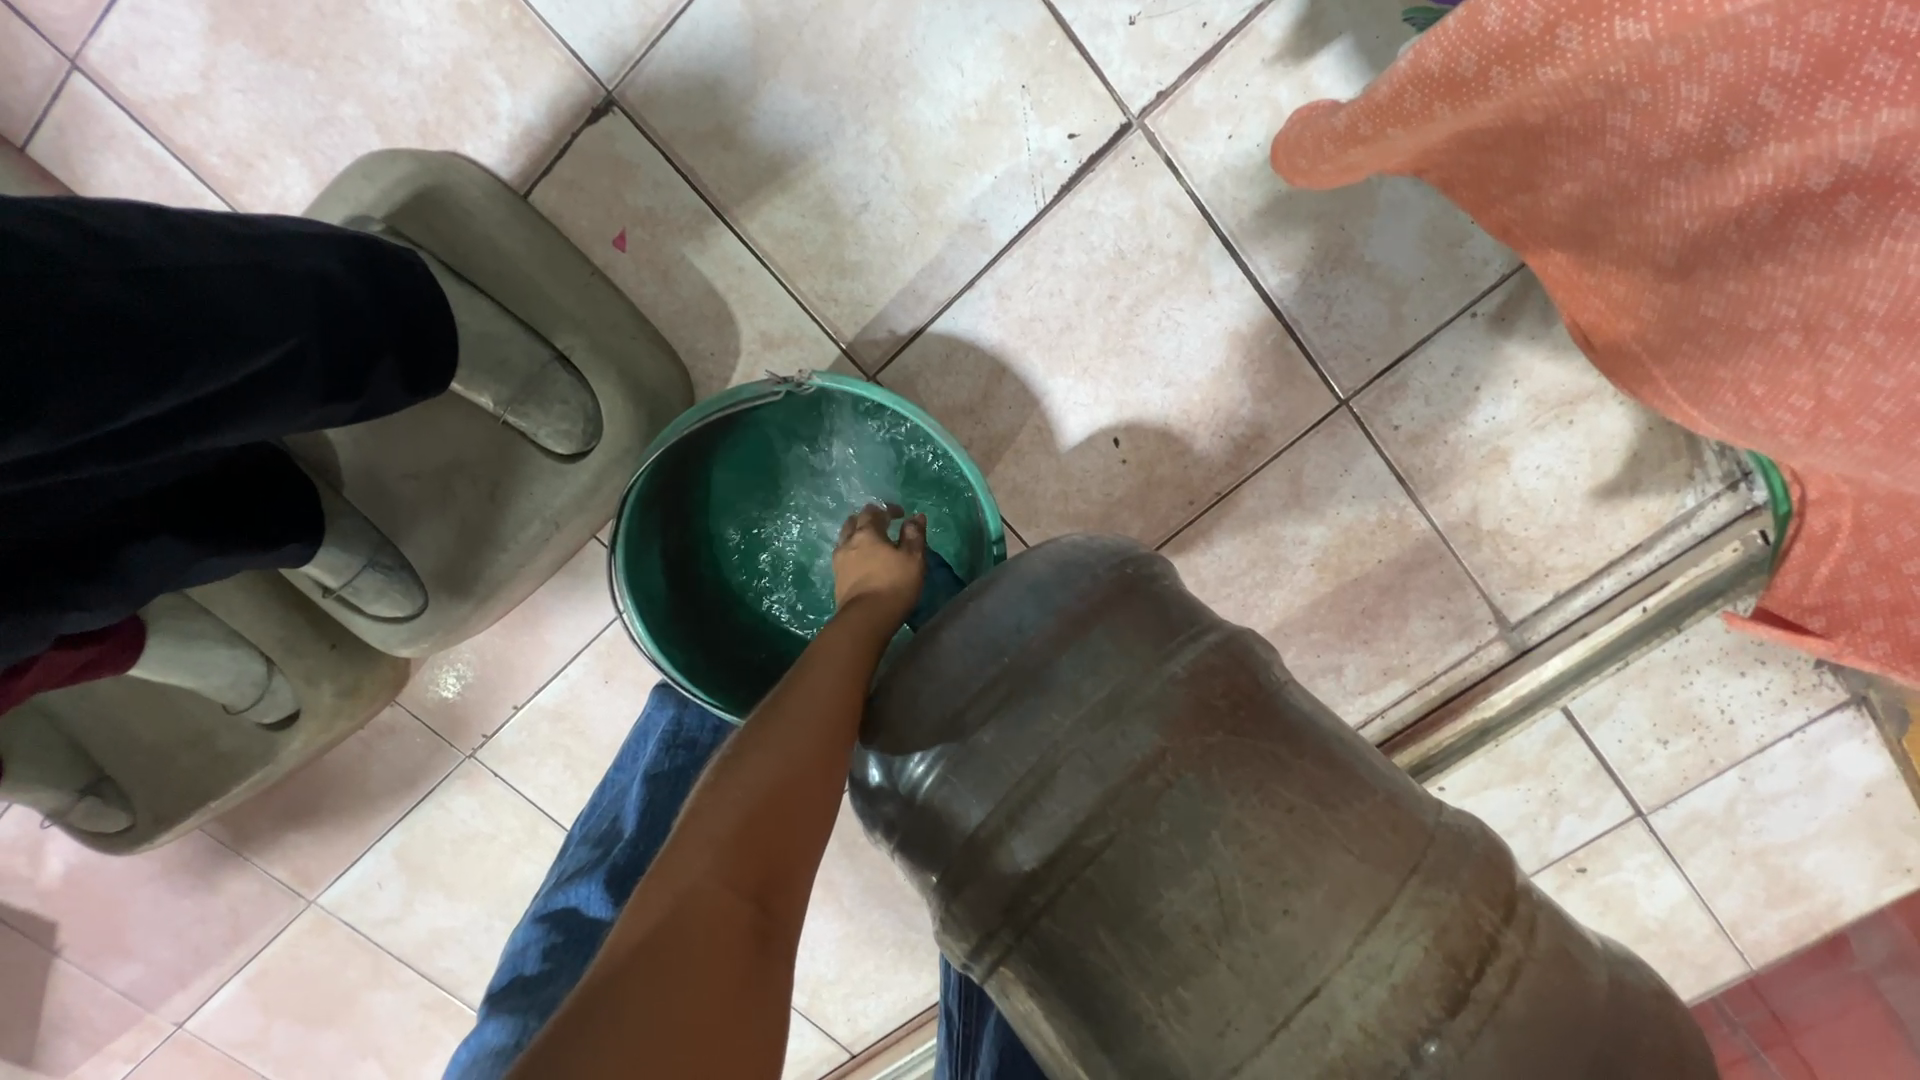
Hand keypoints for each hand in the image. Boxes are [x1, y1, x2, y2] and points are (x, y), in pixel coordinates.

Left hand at [833, 503, 925, 629]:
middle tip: (882, 525)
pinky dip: (852, 551)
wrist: (866, 618)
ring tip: (870, 542)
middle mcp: (848, 542)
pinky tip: (861, 561)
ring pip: (845, 538)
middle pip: (854, 521)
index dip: (888, 509)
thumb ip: (914, 535)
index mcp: (867, 533)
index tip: (901, 515)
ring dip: (857, 534)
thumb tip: (916, 517)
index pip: (874, 511)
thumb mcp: (913, 558)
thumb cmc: (895, 584)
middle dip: (868, 518)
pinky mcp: (836, 578)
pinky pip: (843, 555)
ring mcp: (839, 561)